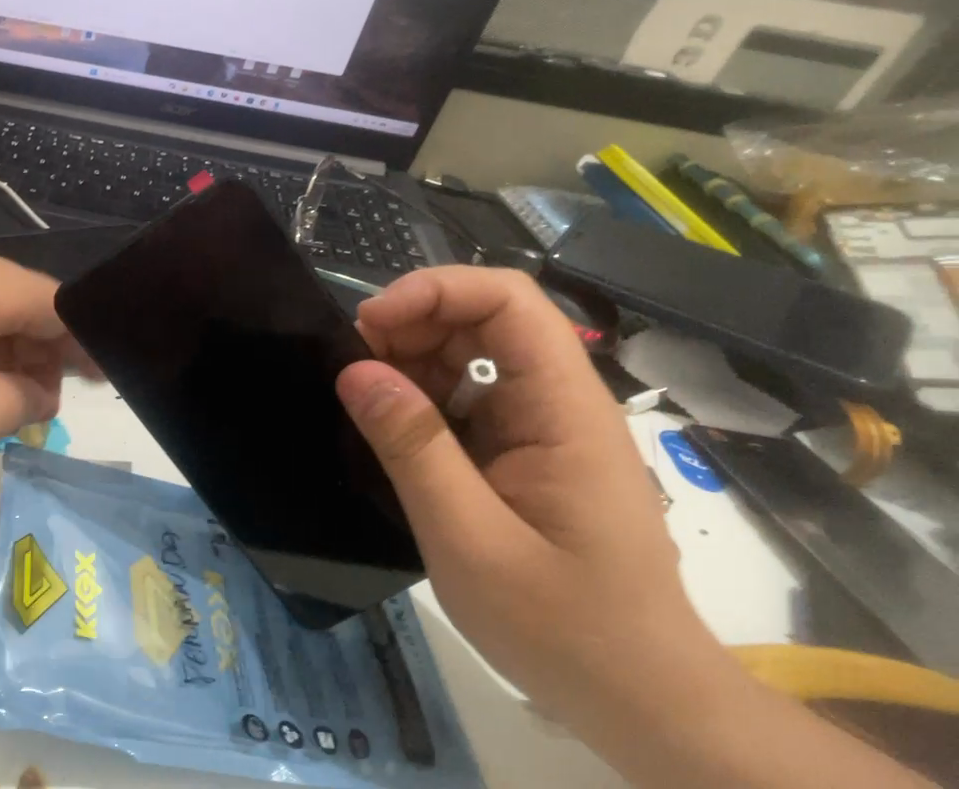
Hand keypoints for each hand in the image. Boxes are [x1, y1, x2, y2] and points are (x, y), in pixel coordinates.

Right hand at [334, 266, 711, 723]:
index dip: (434, 291)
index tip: (370, 326)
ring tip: (363, 400)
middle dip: (413, 324)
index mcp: (564, 410)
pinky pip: (470, 401)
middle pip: (487, 319)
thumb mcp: (469, 540)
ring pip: (473, 357)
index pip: (508, 301)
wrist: (638, 699)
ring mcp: (545, 430)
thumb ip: (413, 449)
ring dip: (412, 361)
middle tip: (353, 367)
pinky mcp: (528, 456)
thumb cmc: (562, 625)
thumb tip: (356, 370)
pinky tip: (390, 432)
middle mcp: (560, 405)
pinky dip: (422, 401)